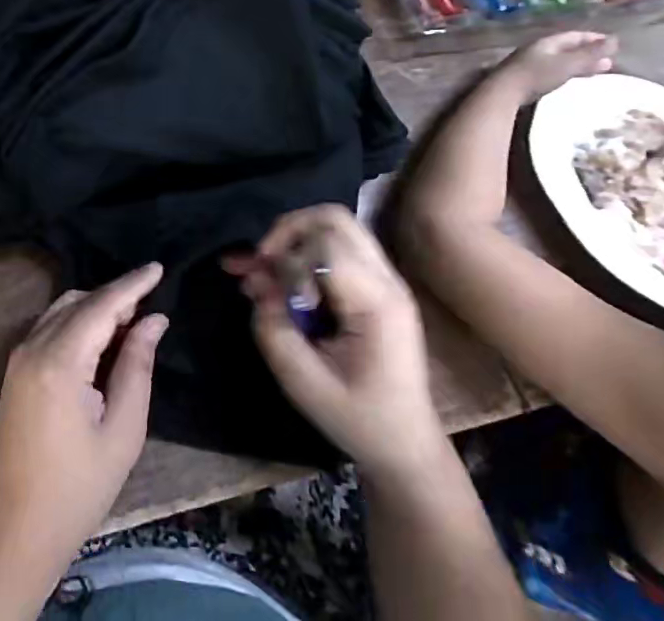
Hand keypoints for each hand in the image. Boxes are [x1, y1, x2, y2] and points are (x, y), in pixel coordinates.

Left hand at [0, 263, 167, 558]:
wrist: (20, 526)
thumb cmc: (81, 485)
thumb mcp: (123, 428)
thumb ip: (137, 364)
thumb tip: (153, 320)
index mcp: (60, 362)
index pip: (101, 305)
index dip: (132, 284)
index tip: (158, 267)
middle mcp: (32, 348)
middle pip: (79, 301)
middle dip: (116, 297)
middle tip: (150, 309)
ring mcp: (18, 358)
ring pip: (62, 310)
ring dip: (96, 307)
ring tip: (130, 324)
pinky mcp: (14, 370)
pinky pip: (49, 327)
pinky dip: (78, 322)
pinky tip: (100, 340)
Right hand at [226, 206, 444, 480]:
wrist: (406, 445)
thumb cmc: (358, 420)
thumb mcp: (304, 383)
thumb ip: (274, 328)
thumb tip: (256, 284)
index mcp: (376, 304)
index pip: (326, 248)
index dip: (287, 260)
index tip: (264, 290)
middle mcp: (387, 281)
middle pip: (334, 219)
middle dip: (287, 231)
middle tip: (259, 261)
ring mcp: (386, 281)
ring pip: (336, 227)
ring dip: (295, 239)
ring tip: (264, 267)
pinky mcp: (377, 287)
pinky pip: (339, 248)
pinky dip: (306, 252)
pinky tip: (282, 279)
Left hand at [495, 31, 616, 101]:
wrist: (504, 92)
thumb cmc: (537, 75)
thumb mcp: (568, 63)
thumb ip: (591, 54)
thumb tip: (615, 39)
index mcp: (547, 42)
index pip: (575, 35)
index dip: (594, 38)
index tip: (612, 43)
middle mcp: (537, 49)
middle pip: (568, 48)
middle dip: (589, 52)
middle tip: (609, 60)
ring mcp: (529, 63)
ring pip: (560, 60)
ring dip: (580, 64)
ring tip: (597, 70)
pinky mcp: (525, 78)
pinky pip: (552, 71)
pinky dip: (567, 72)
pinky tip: (571, 81)